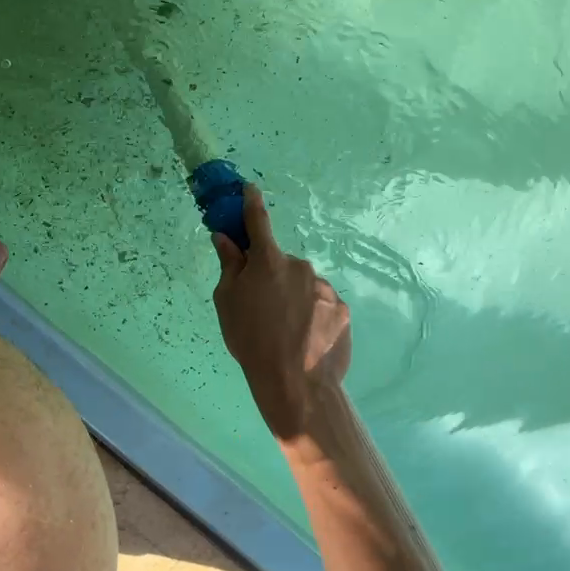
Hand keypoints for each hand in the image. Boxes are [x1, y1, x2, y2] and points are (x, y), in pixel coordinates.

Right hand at [211, 185, 351, 444]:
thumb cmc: (250, 337)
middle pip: (279, 262)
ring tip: (284, 327)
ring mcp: (325, 288)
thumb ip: (229, 265)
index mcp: (267, 260)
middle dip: (269, 274)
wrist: (296, 382)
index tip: (250, 188)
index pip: (258, 221)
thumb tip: (226, 239)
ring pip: (302, 283)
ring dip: (292, 294)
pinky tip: (304, 336)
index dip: (251, 203)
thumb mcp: (226, 300)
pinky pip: (320, 303)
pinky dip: (311, 312)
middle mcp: (299, 266)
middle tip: (259, 302)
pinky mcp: (343, 310)